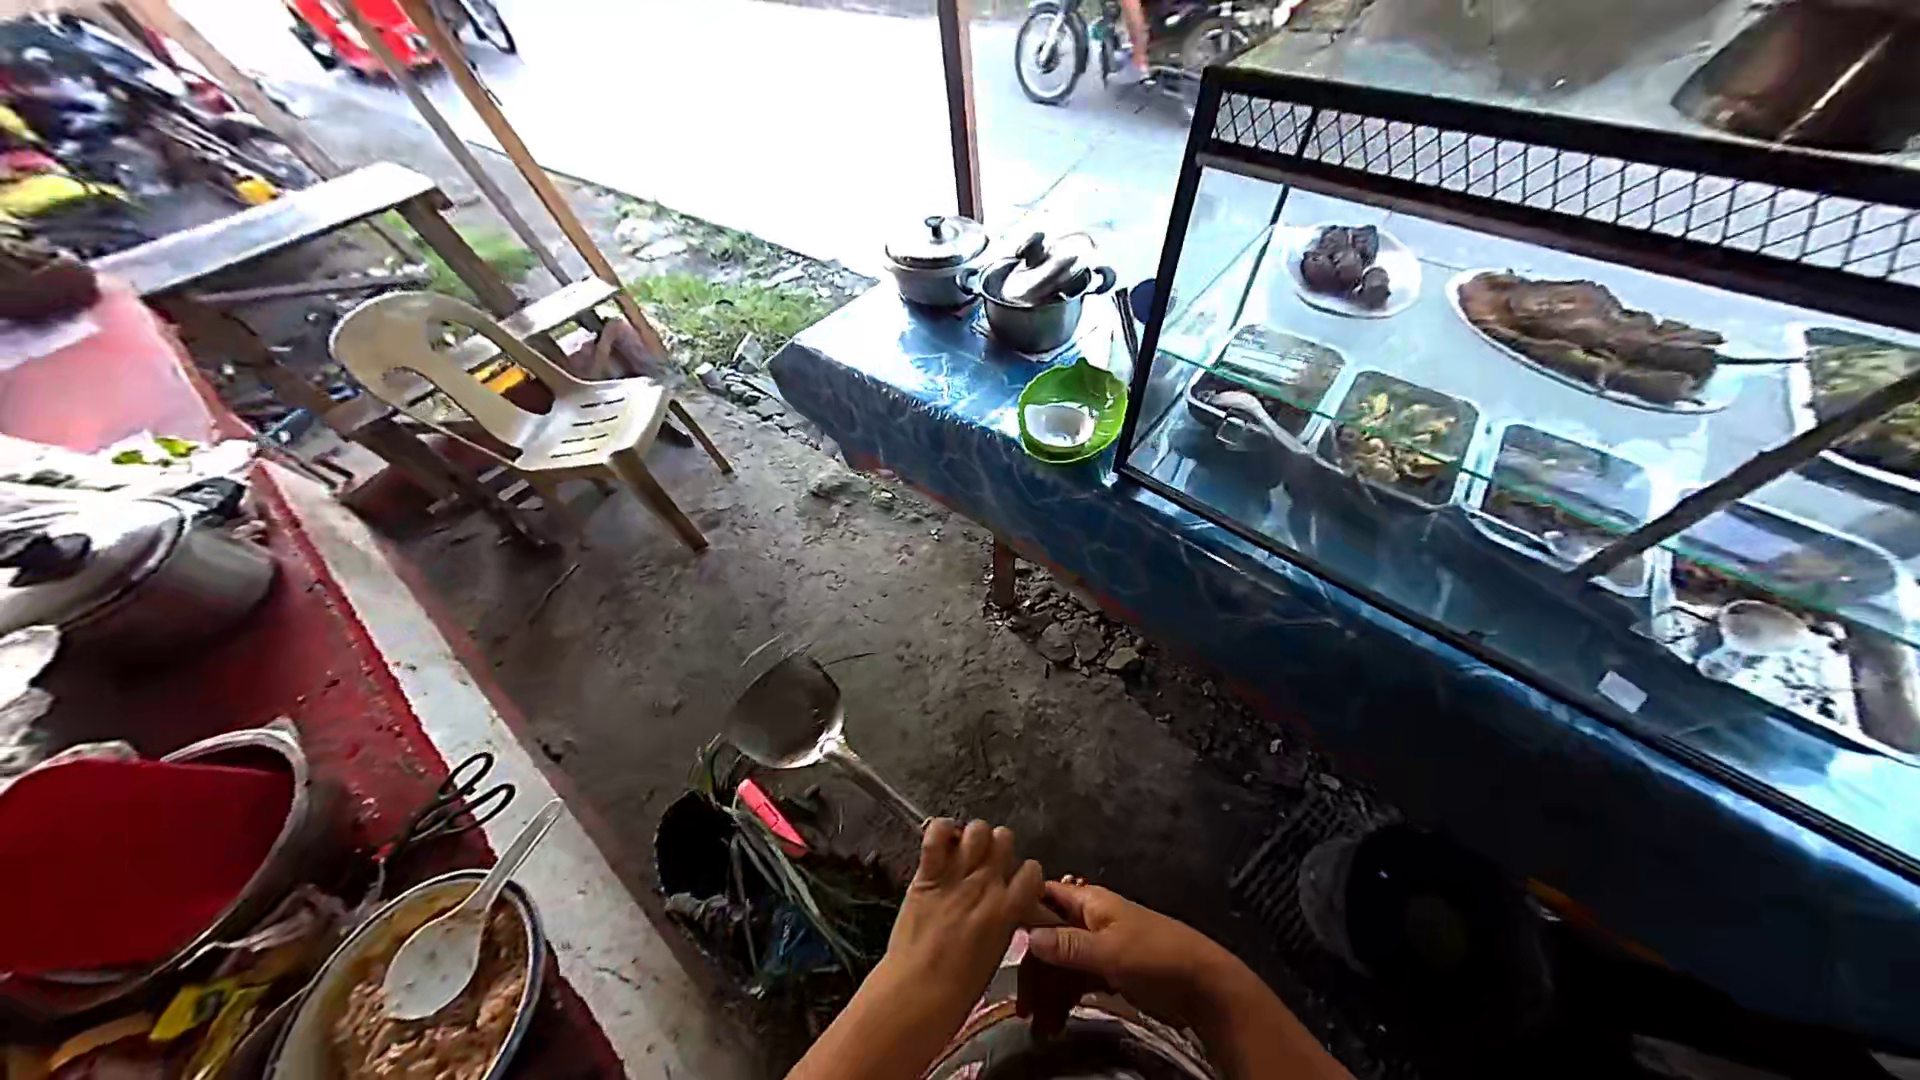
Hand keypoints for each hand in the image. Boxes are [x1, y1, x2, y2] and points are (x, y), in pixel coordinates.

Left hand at [877, 818, 1043, 1014]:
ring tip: (962, 850)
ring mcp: (957, 877)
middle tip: (985, 861)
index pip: (1032, 870)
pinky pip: (937, 834)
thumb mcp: (997, 952)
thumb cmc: (958, 989)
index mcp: (1008, 910)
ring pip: (977, 829)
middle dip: (997, 845)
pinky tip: (941, 840)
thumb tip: (1009, 902)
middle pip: (1005, 838)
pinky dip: (940, 829)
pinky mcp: (928, 874)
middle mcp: (986, 886)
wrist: (917, 996)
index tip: (1013, 879)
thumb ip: (1005, 919)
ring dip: (972, 835)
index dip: (1024, 871)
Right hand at [1023, 879, 1241, 1027]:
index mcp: (1088, 901)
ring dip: (1048, 992)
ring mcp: (1099, 947)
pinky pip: (1076, 981)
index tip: (1000, 942)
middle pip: (1048, 938)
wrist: (1204, 987)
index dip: (1021, 914)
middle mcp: (1089, 919)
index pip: (1043, 897)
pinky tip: (1056, 1022)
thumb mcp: (1109, 950)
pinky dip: (1064, 999)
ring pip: (1060, 964)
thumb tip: (1028, 936)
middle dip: (1034, 970)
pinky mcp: (1109, 971)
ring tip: (1041, 1028)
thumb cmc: (1155, 956)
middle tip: (1024, 1009)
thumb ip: (1068, 944)